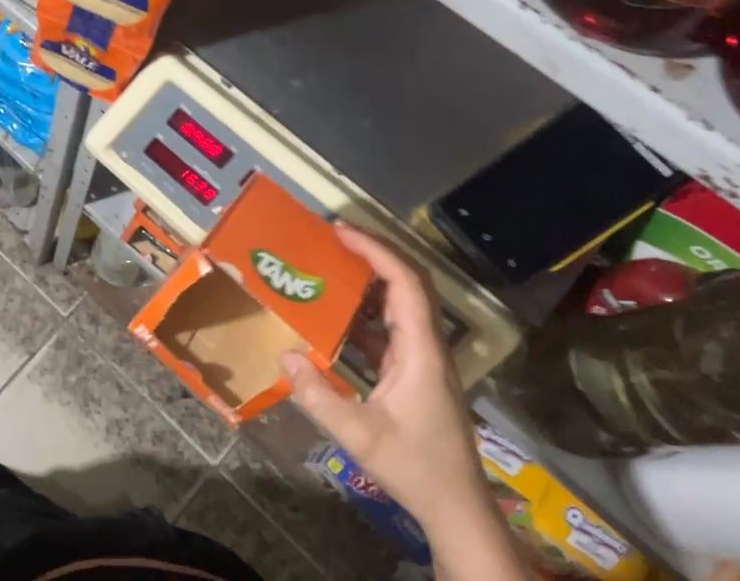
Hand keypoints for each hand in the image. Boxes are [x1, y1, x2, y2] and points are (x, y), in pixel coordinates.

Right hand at [279, 226, 494, 538]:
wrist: (457, 507)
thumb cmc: (414, 468)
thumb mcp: (358, 436)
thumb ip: (318, 396)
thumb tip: (282, 352)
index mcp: (421, 353)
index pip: (405, 285)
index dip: (376, 251)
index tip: (340, 231)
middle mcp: (428, 347)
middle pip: (410, 284)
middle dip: (375, 253)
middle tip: (333, 236)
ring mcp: (425, 360)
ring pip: (404, 303)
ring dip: (372, 278)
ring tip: (331, 264)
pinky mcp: (417, 374)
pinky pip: (393, 327)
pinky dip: (367, 310)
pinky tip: (337, 316)